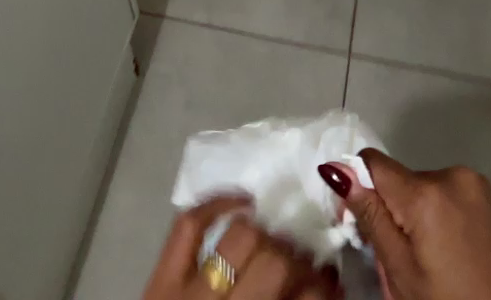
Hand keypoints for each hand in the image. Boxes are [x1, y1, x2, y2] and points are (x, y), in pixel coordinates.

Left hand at [143, 195, 343, 299]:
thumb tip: (323, 289)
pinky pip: (190, 224)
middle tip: (300, 263)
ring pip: (241, 237)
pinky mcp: (160, 278)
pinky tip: (243, 200)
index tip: (329, 281)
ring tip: (272, 242)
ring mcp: (190, 291)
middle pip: (276, 262)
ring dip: (266, 235)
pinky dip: (217, 202)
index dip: (324, 285)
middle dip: (296, 258)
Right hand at [321, 150, 490, 299]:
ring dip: (424, 217)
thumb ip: (371, 218)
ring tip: (440, 263)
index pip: (372, 162)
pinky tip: (463, 257)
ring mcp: (483, 187)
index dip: (358, 188)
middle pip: (404, 181)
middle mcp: (455, 175)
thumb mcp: (404, 274)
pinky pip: (459, 199)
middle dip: (396, 212)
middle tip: (405, 261)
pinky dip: (451, 220)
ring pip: (431, 191)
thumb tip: (336, 170)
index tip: (361, 225)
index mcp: (426, 191)